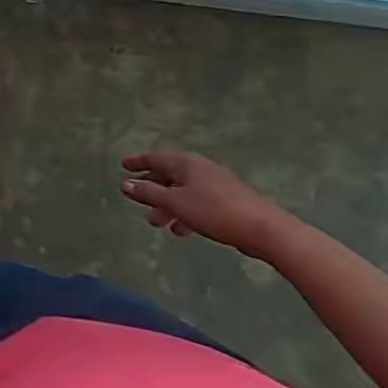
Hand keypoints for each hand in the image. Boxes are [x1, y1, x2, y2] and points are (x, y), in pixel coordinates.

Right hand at [120, 152, 298, 259]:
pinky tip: (182, 229)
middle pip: (170, 175)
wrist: (263, 229)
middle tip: (138, 199)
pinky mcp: (228, 200)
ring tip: (157, 223)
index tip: (124, 166)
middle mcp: (201, 169)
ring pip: (183, 191)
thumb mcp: (175, 203)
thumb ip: (148, 193)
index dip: (138, 162)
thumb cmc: (214, 211)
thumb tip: (125, 184)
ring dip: (168, 205)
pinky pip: (198, 202)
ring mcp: (217, 184)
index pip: (156, 158)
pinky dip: (185, 212)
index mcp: (187, 163)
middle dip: (153, 188)